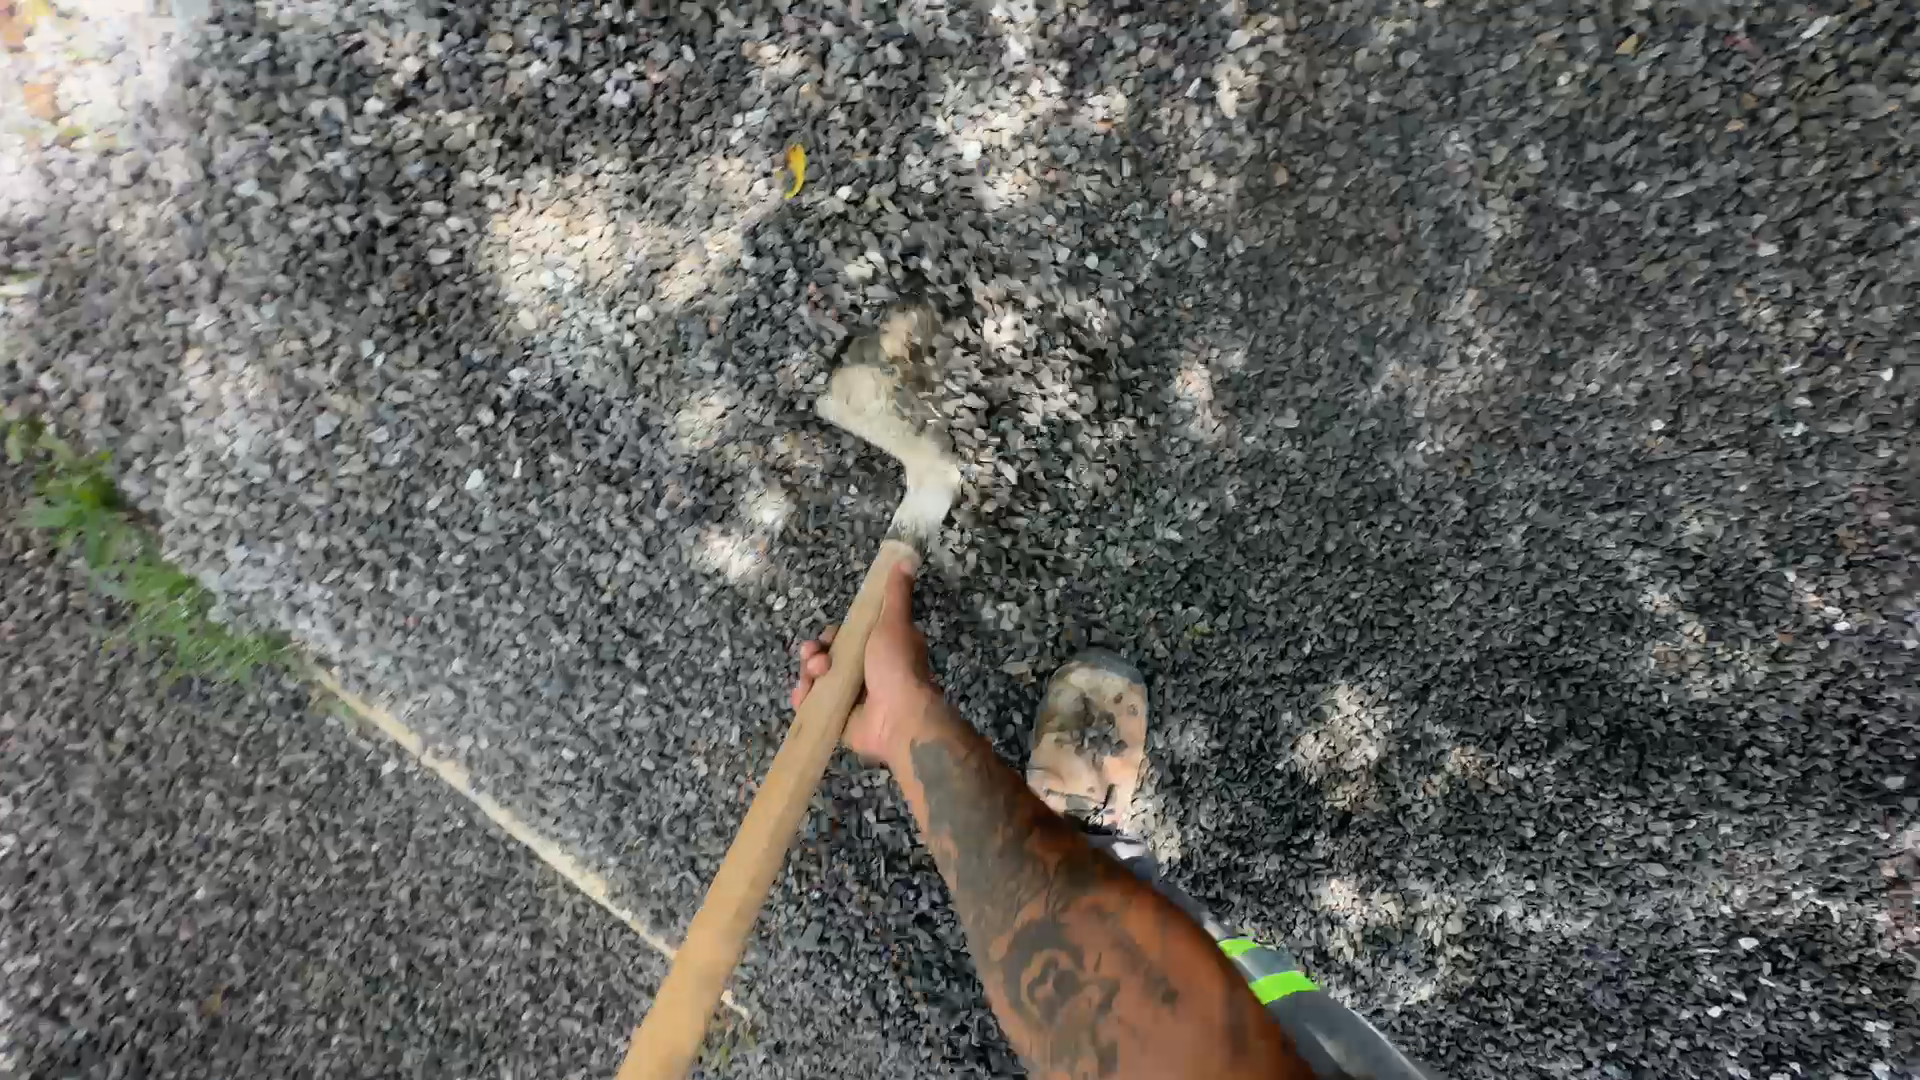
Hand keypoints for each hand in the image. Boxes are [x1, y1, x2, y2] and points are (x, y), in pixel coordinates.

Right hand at [790, 560, 942, 767]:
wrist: (898, 717)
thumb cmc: (897, 666)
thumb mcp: (895, 622)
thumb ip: (895, 594)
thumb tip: (906, 559)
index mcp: (878, 650)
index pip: (846, 638)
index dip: (832, 635)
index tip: (830, 636)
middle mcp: (865, 672)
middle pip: (826, 657)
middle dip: (815, 654)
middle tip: (816, 658)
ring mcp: (850, 697)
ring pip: (816, 680)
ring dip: (809, 674)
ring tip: (816, 677)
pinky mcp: (838, 719)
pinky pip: (813, 706)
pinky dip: (805, 699)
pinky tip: (803, 695)